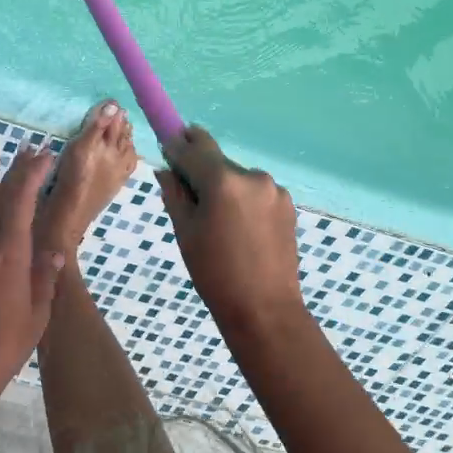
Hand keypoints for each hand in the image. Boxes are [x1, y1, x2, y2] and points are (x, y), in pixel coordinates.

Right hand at [157, 125, 305, 332]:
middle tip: (186, 190)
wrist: (265, 310)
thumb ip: (174, 193)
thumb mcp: (184, 231)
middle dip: (199, 168)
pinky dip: (241, 199)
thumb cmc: (214, 272)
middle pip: (216, 160)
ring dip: (222, 186)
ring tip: (216, 220)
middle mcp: (252, 176)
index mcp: (223, 181)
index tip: (165, 142)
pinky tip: (237, 227)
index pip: (192, 148)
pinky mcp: (287, 205)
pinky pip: (254, 191)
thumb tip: (168, 170)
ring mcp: (274, 190)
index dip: (175, 144)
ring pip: (236, 176)